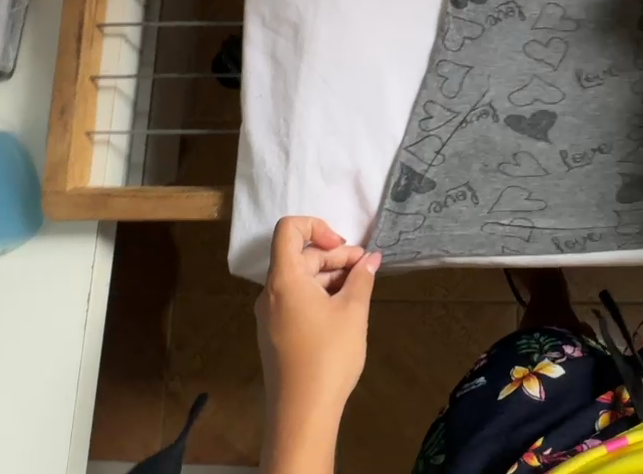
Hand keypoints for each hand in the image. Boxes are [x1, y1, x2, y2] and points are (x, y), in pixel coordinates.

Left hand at [255, 217, 379, 417]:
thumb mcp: (352, 311)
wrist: (302, 415)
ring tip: (360, 287)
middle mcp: (271, 293)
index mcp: (284, 279)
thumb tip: (371, 258)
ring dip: (330, 275)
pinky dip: (320, 294)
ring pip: (300, 279)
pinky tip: (344, 307)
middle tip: (365, 267)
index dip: (317, 226)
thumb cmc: (328, 356)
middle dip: (334, 256)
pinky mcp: (276, 334)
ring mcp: (271, 315)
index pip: (289, 229)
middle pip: (300, 256)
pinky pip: (296, 300)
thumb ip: (362, 277)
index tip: (343, 246)